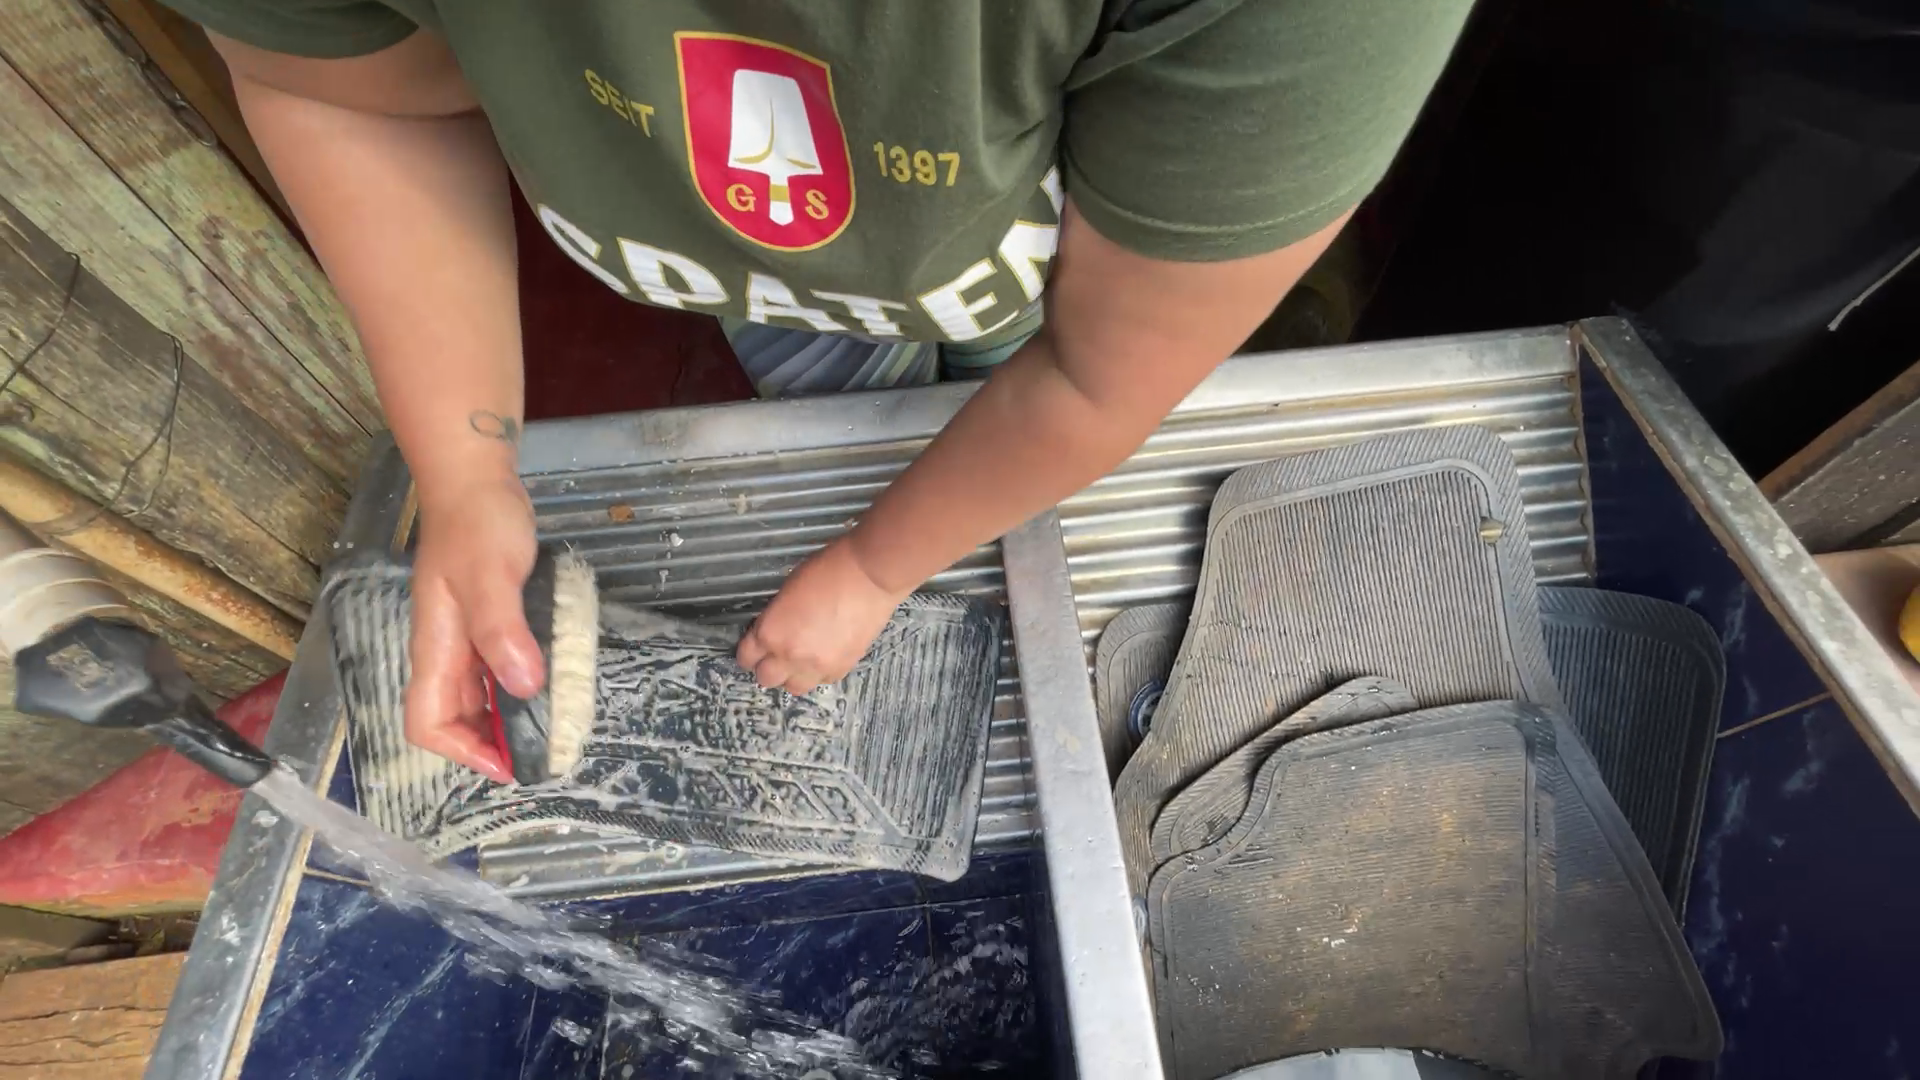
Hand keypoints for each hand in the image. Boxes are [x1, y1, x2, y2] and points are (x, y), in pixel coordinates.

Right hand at [404, 474, 539, 781]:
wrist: (477, 485)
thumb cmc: (480, 527)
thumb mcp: (492, 578)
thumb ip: (502, 631)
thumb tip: (521, 688)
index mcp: (436, 648)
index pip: (428, 722)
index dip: (463, 753)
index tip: (509, 765)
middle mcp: (446, 649)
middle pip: (453, 715)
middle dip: (489, 743)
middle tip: (543, 750)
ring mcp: (464, 633)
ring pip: (477, 693)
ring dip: (506, 716)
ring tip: (552, 724)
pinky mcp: (488, 617)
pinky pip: (496, 665)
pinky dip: (517, 683)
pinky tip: (550, 680)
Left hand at [737, 538, 910, 693]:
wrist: (870, 575)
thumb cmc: (830, 570)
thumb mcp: (788, 589)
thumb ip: (776, 617)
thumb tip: (774, 629)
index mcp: (770, 633)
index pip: (746, 658)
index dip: (750, 651)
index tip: (756, 647)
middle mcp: (790, 656)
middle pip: (766, 679)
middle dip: (769, 666)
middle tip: (777, 652)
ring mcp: (818, 666)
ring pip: (794, 687)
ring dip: (793, 675)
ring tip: (801, 658)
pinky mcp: (843, 667)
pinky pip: (822, 681)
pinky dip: (820, 672)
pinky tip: (824, 654)